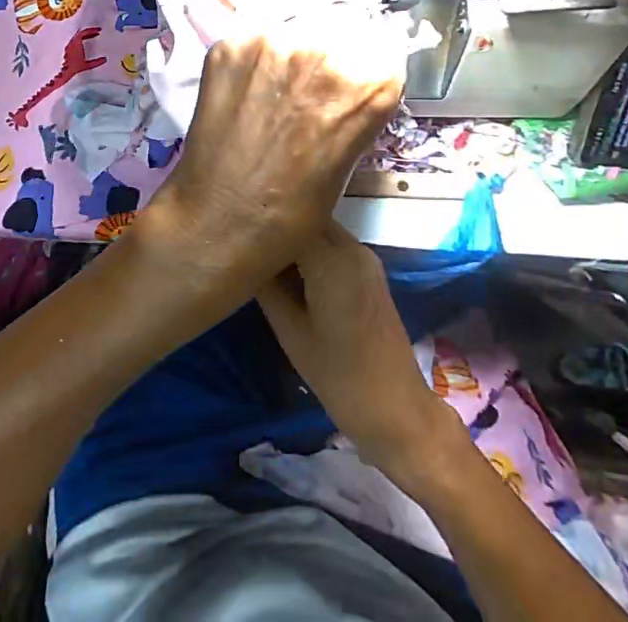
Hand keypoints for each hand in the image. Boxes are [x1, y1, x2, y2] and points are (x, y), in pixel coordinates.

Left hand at [145, 21, 402, 292]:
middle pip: (339, 27)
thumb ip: (355, 105)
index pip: (382, 44)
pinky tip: (245, 92)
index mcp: (370, 80)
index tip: (348, 79)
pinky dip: (252, 60)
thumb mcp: (349, 154)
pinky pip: (253, 40)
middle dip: (326, 53)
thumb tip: (347, 80)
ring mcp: (272, 41)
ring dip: (288, 53)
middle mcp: (326, 47)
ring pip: (293, 29)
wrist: (221, 220)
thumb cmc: (294, 208)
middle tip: (305, 88)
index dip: (363, 64)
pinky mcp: (229, 45)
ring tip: (273, 91)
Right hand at [256, 221, 456, 486]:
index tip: (232, 228)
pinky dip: (309, 250)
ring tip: (259, 253)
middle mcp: (353, 248)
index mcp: (333, 260)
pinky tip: (286, 270)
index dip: (260, 221)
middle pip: (308, 219)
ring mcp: (365, 259)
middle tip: (242, 240)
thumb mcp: (289, 331)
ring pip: (320, 230)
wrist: (395, 408)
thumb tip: (243, 256)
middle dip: (277, 225)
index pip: (290, 220)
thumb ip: (265, 287)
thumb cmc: (337, 374)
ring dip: (293, 238)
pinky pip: (333, 246)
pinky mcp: (370, 272)